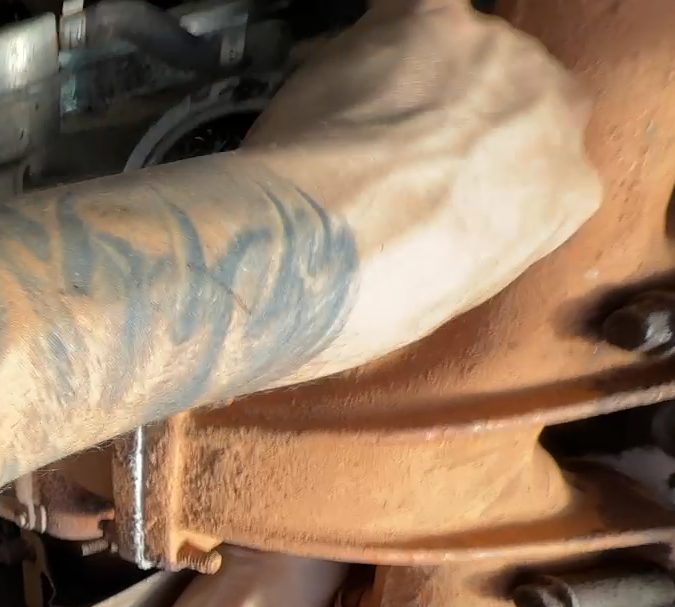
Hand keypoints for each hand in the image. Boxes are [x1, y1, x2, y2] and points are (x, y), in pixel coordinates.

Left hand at [242, 0, 599, 376]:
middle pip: (491, 109)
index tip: (403, 202)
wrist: (337, 249)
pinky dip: (382, 29)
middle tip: (353, 169)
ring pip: (442, 65)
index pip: (515, 174)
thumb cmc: (368, 301)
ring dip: (386, 94)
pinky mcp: (427, 25)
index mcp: (556, 198)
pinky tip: (356, 48)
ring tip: (320, 140)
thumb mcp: (424, 306)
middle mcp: (550, 113)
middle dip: (423, 135)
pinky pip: (411, 9)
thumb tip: (386, 274)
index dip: (450, 185)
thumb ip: (432, 264)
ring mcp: (495, 60)